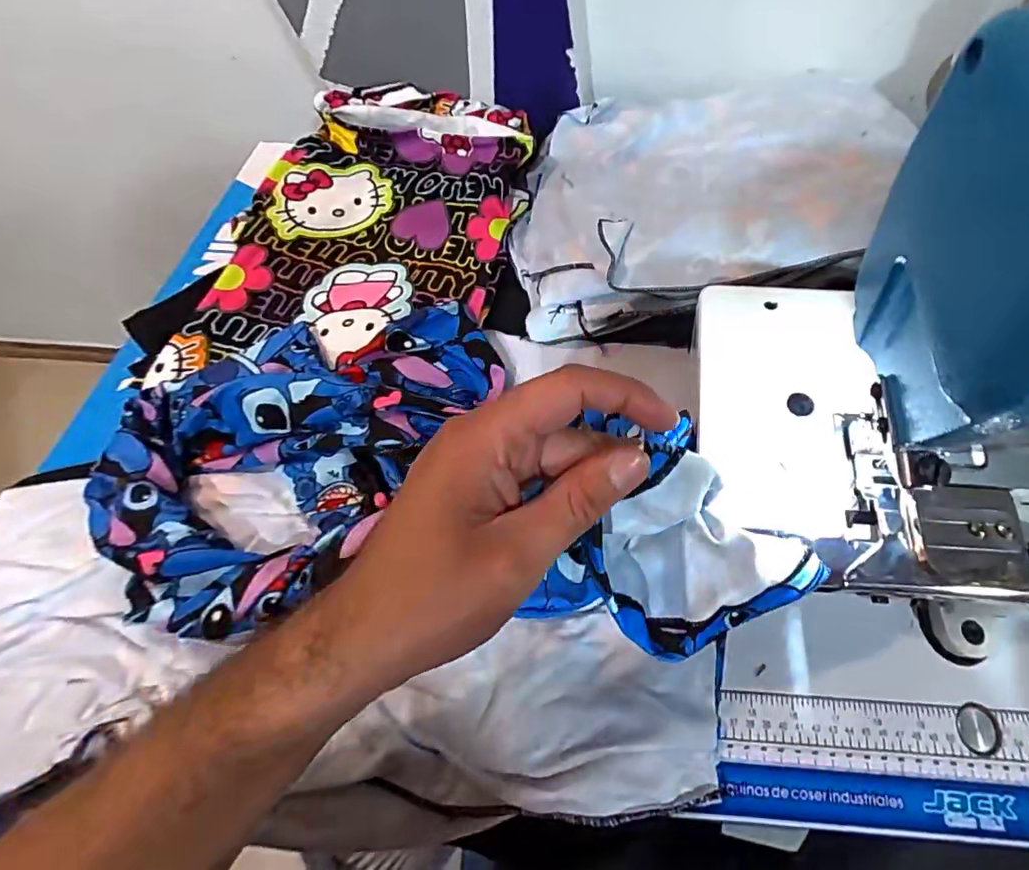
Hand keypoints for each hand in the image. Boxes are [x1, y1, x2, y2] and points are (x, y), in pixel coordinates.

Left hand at [311, 365, 678, 695]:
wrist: (359, 640)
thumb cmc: (435, 598)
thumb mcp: (520, 552)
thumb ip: (581, 499)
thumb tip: (638, 456)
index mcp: (488, 435)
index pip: (569, 389)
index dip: (625, 396)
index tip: (669, 425)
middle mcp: (482, 434)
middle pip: (563, 423)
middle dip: (609, 448)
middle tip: (654, 485)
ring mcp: (476, 459)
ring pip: (550, 451)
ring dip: (586, 474)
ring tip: (617, 509)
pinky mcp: (474, 485)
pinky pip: (530, 473)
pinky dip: (561, 490)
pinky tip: (579, 517)